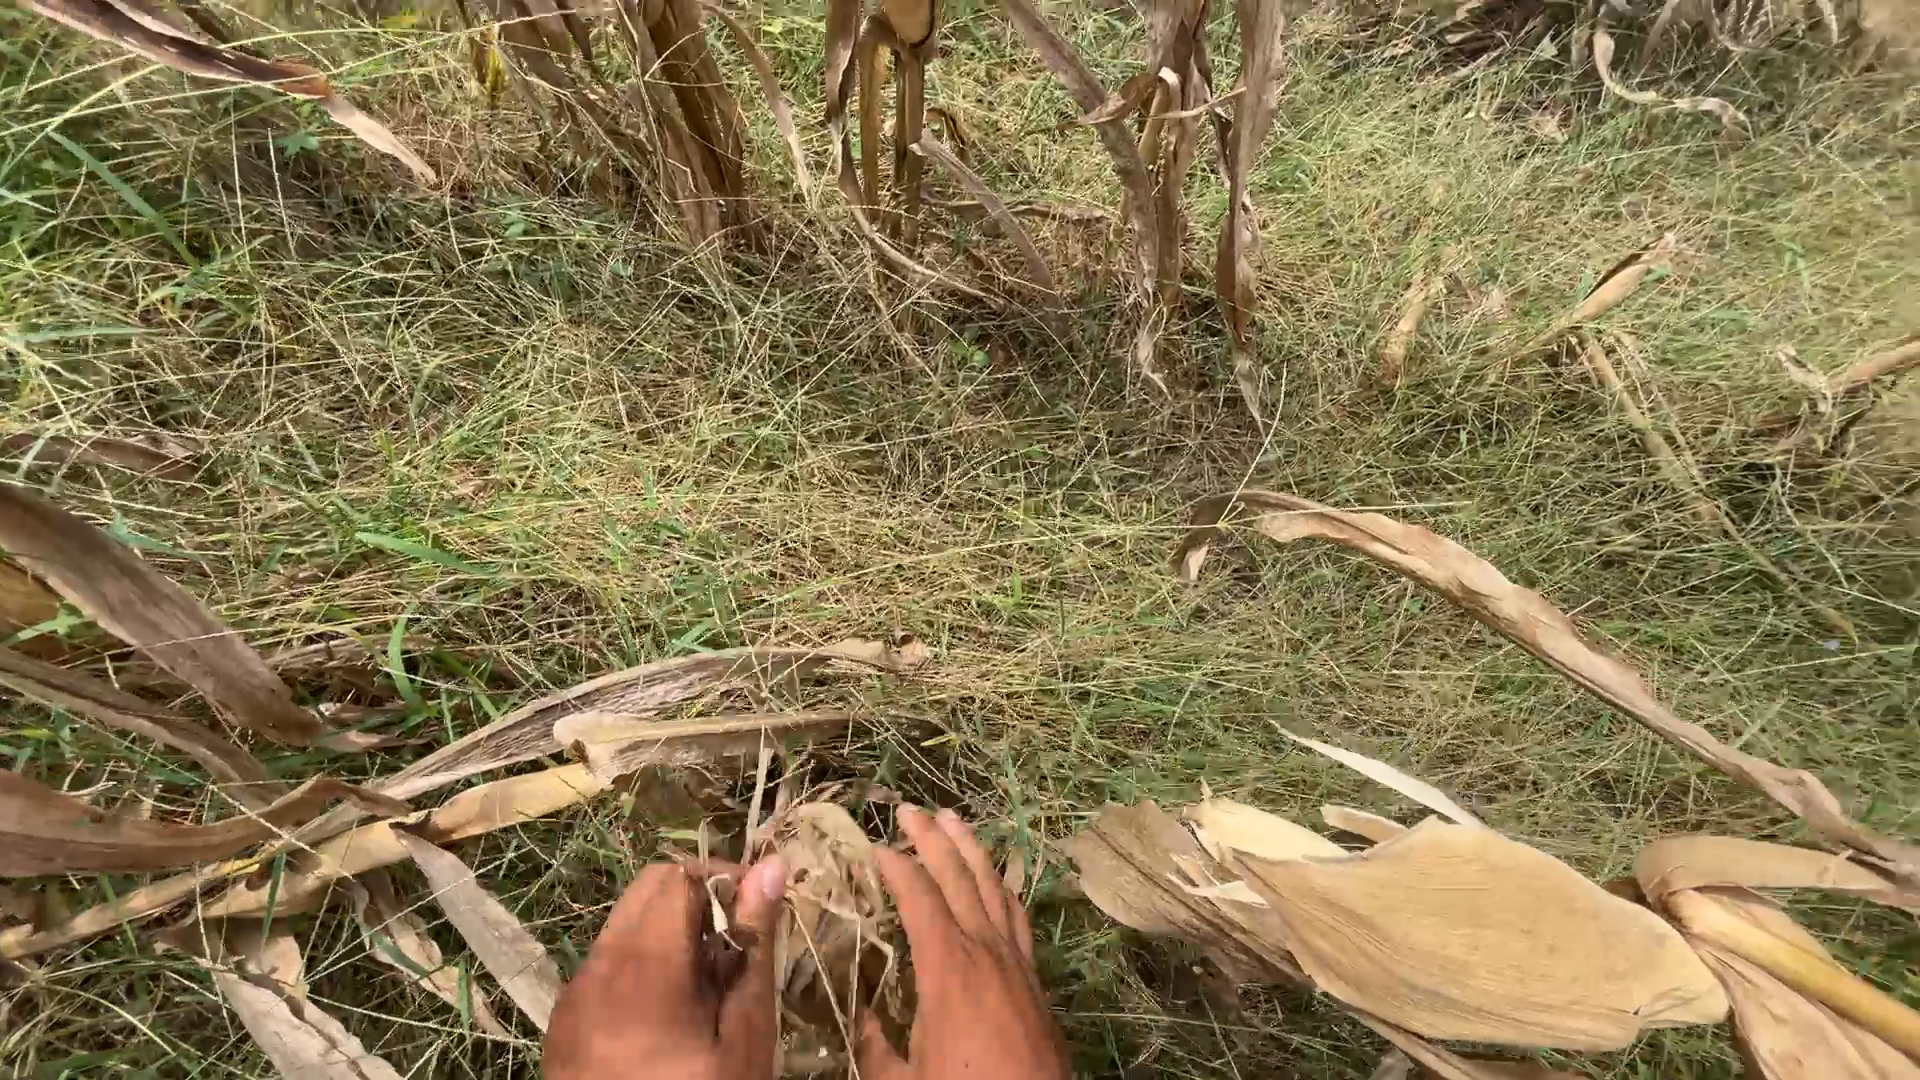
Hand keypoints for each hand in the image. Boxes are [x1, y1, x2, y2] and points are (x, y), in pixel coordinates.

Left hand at [543, 858, 784, 1079]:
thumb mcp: (743, 1031)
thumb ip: (754, 941)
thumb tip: (773, 865)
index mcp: (642, 963)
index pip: (680, 875)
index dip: (725, 878)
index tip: (758, 909)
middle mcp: (597, 966)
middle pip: (650, 888)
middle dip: (698, 894)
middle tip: (737, 937)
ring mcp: (574, 994)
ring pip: (626, 920)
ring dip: (671, 924)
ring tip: (709, 974)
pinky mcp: (563, 1022)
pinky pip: (608, 959)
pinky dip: (643, 957)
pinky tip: (672, 1004)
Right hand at [859, 804, 1068, 1079]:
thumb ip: (877, 1048)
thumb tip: (860, 1018)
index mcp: (947, 966)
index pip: (919, 896)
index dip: (897, 866)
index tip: (875, 848)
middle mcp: (983, 948)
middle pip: (957, 875)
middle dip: (932, 837)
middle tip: (910, 809)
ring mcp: (1014, 957)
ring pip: (992, 883)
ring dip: (970, 847)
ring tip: (952, 818)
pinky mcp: (1034, 974)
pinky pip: (1018, 913)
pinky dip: (1003, 885)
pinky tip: (997, 876)